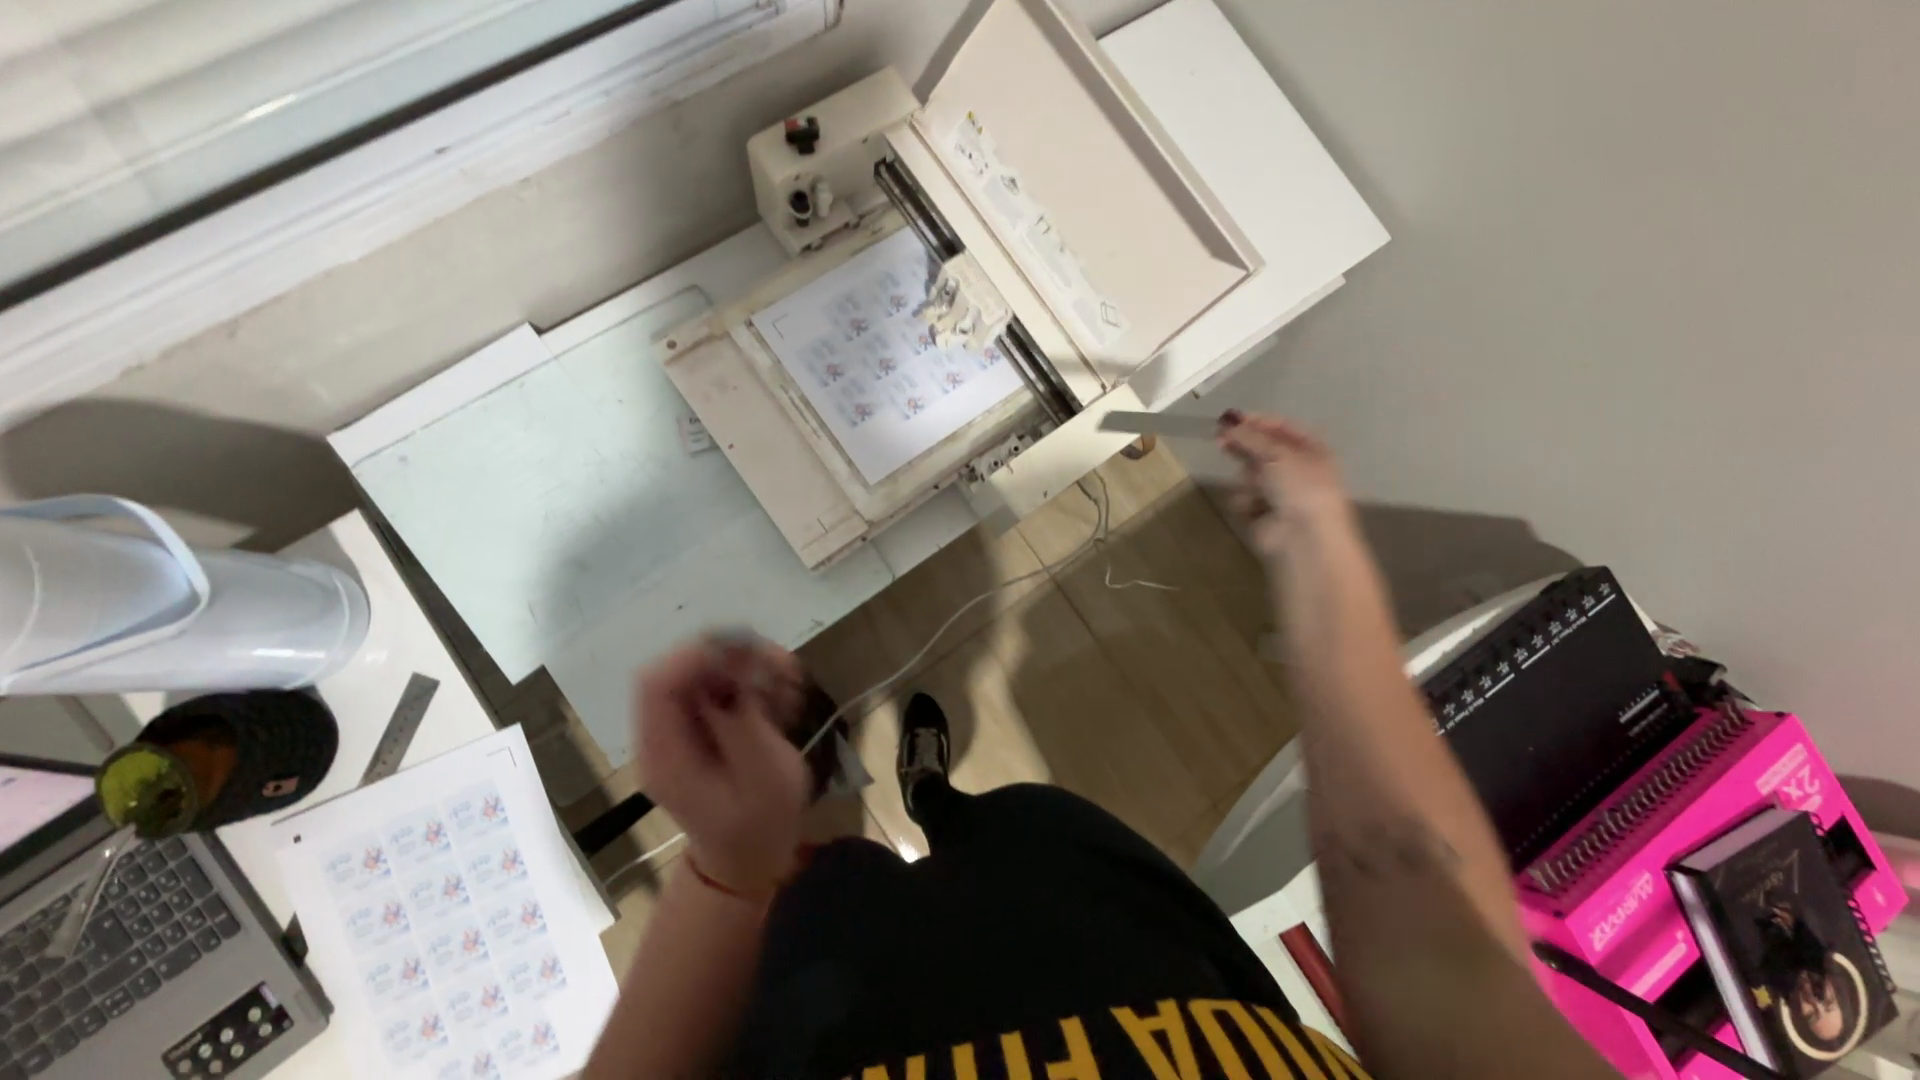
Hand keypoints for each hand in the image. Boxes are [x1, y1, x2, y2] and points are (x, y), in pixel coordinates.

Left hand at [633, 635, 809, 894]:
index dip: (697, 655)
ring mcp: (681, 728)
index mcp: (664, 753)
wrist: (749, 860)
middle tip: (784, 667)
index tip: (749, 651)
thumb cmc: (760, 826)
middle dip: (734, 658)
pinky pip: (720, 686)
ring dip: (751, 668)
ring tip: (792, 689)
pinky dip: (753, 683)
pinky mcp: (702, 725)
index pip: (658, 684)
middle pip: (683, 670)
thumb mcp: (764, 777)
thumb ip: (746, 721)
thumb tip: (740, 672)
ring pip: (705, 672)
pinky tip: (784, 700)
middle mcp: (663, 733)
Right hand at [1217, 411, 1353, 560]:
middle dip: (1243, 447)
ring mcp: (1278, 493)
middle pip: (1262, 451)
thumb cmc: (1299, 486)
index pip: (1280, 428)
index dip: (1256, 422)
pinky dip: (1244, 502)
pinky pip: (1243, 499)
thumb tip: (1227, 423)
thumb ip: (1250, 436)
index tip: (1231, 419)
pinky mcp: (1261, 514)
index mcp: (1310, 449)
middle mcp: (1295, 469)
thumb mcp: (1277, 452)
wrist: (1303, 536)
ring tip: (1253, 489)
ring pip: (1248, 475)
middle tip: (1220, 440)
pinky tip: (1252, 508)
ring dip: (1246, 479)